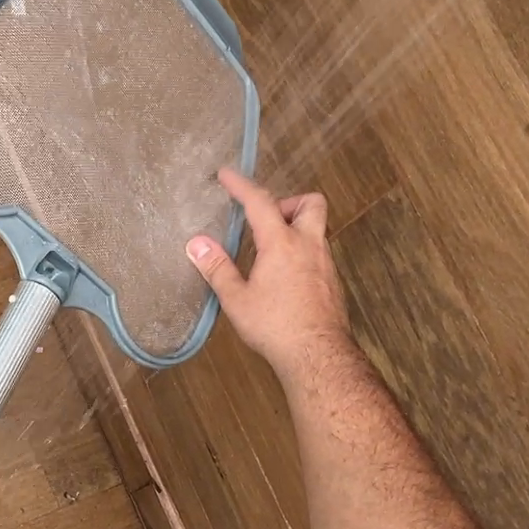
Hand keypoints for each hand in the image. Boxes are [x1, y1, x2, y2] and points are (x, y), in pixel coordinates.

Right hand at [187, 169, 349, 381]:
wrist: (316, 353)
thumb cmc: (274, 326)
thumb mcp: (236, 298)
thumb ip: (217, 267)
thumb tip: (196, 244)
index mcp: (282, 244)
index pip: (260, 202)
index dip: (241, 186)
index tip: (227, 174)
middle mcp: (309, 246)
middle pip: (310, 203)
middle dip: (288, 203)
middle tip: (265, 220)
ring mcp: (325, 264)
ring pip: (316, 230)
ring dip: (294, 230)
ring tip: (267, 253)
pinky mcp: (331, 283)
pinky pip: (317, 255)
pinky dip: (300, 255)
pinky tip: (282, 279)